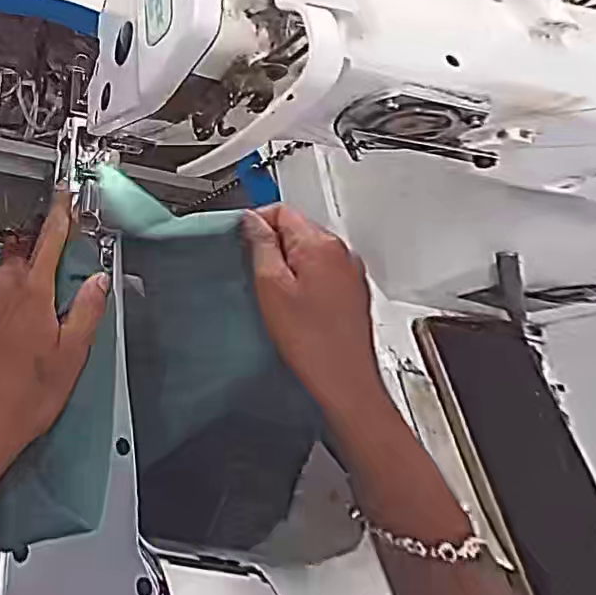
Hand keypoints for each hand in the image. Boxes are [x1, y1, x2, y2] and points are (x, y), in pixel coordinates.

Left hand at [0, 192, 108, 509]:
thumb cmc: (24, 395)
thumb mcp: (72, 354)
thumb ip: (88, 308)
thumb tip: (97, 280)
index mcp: (32, 290)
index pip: (50, 237)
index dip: (61, 214)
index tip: (65, 198)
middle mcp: (0, 285)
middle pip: (29, 259)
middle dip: (42, 272)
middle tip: (53, 307)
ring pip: (6, 277)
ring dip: (19, 291)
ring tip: (26, 332)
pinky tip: (4, 336)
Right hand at [242, 204, 385, 413]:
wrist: (345, 384)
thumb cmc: (311, 342)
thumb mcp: (270, 286)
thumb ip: (261, 245)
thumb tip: (252, 220)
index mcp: (321, 245)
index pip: (281, 210)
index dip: (256, 224)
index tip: (243, 244)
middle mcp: (342, 253)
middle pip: (296, 228)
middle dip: (273, 246)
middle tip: (259, 276)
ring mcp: (350, 273)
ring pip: (308, 251)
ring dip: (288, 264)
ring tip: (277, 296)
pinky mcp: (352, 292)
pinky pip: (321, 271)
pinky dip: (304, 281)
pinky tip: (295, 307)